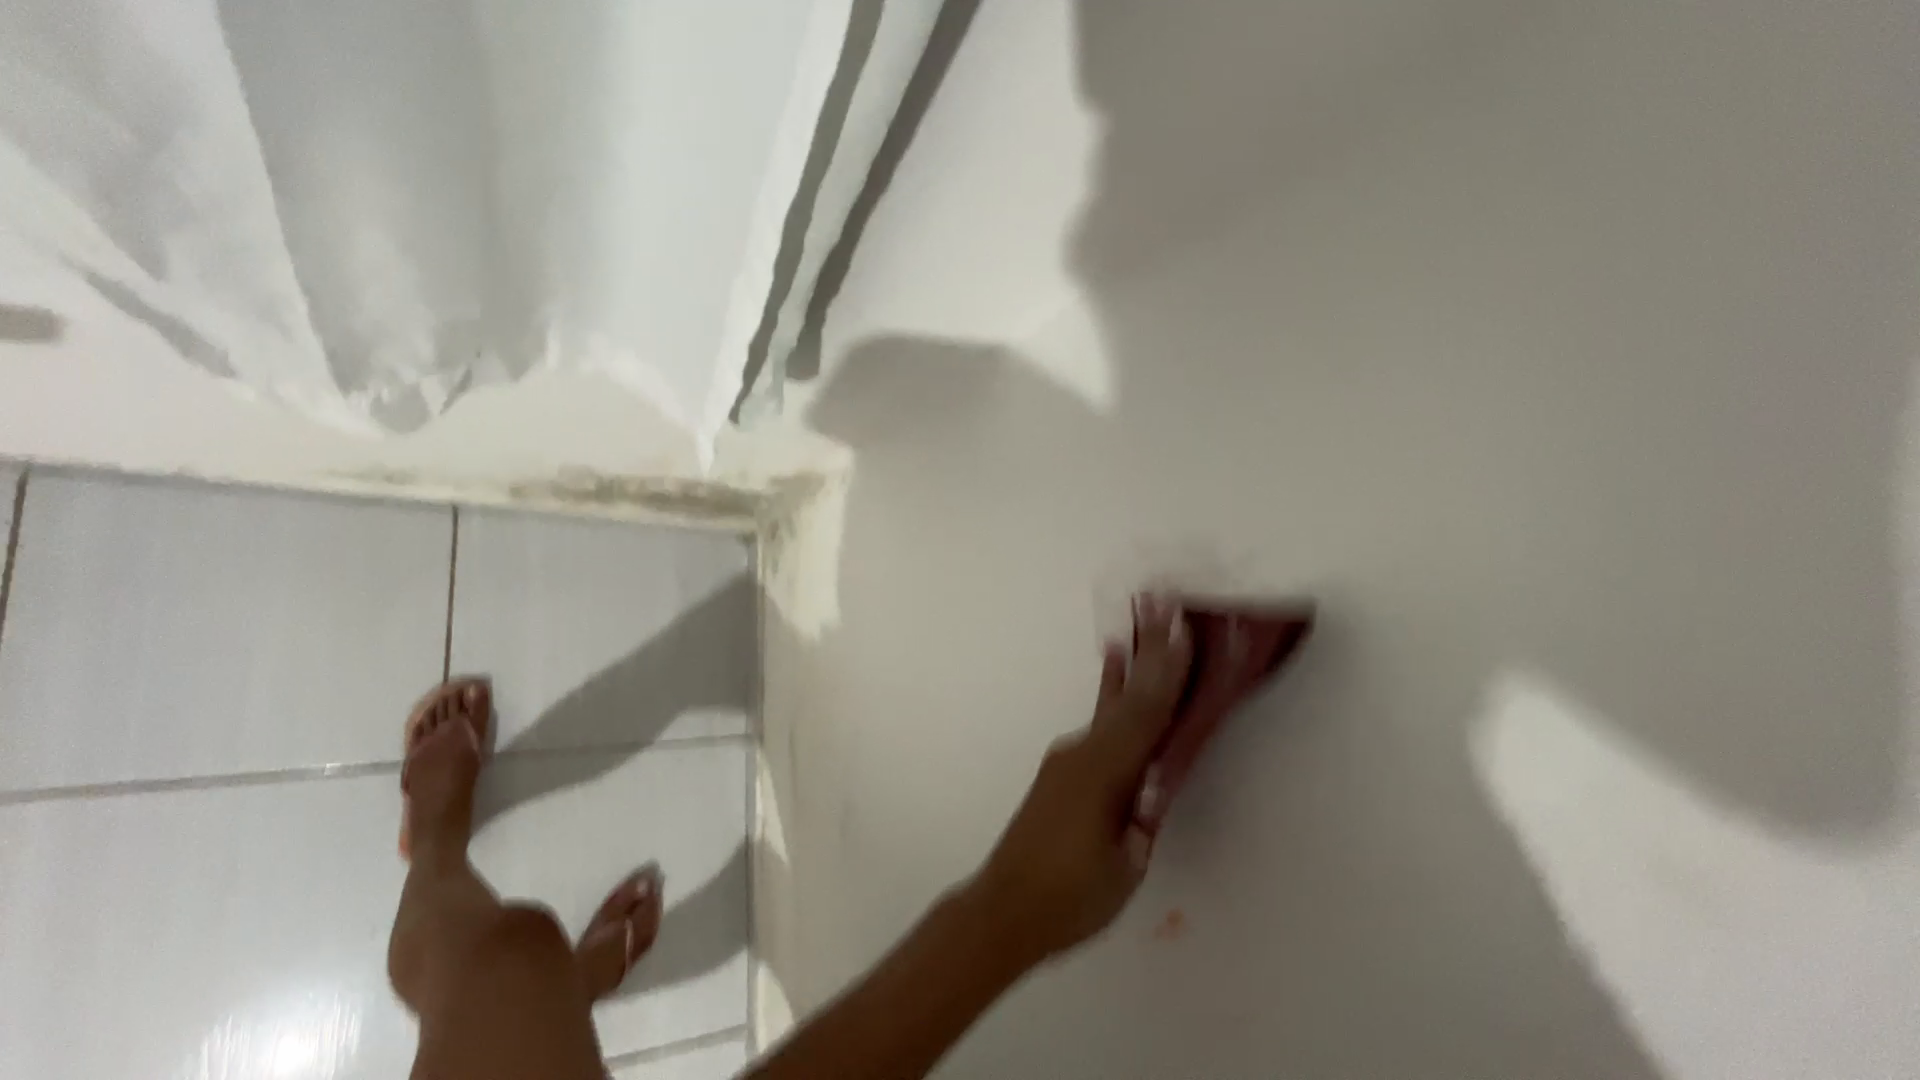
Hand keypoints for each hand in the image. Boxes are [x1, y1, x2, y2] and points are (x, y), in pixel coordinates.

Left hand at [969, 596, 1194, 965]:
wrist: (1004, 908)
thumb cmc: (1071, 895)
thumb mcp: (1127, 863)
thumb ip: (1144, 817)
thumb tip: (1153, 786)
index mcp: (1105, 772)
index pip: (1147, 712)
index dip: (1167, 670)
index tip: (1181, 627)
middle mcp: (1083, 753)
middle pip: (1127, 695)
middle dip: (1148, 650)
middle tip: (1158, 601)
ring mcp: (1068, 759)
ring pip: (1110, 705)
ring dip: (1130, 667)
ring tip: (1137, 626)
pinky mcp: (1060, 772)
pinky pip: (1098, 724)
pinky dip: (1113, 695)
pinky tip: (1112, 673)